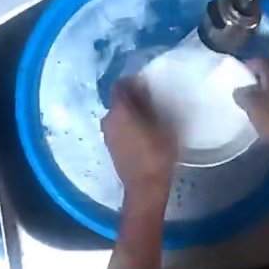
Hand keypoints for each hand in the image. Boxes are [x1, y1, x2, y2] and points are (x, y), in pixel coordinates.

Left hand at [102, 79, 176, 207]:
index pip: (119, 85)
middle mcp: (108, 119)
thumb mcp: (161, 125)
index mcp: (119, 110)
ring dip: (129, 112)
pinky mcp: (109, 146)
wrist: (144, 186)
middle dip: (132, 98)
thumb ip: (149, 103)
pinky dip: (126, 124)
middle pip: (117, 100)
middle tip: (151, 102)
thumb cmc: (157, 153)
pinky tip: (142, 132)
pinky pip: (117, 127)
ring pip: (117, 115)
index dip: (132, 82)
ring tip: (148, 118)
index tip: (147, 86)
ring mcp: (106, 134)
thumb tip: (142, 88)